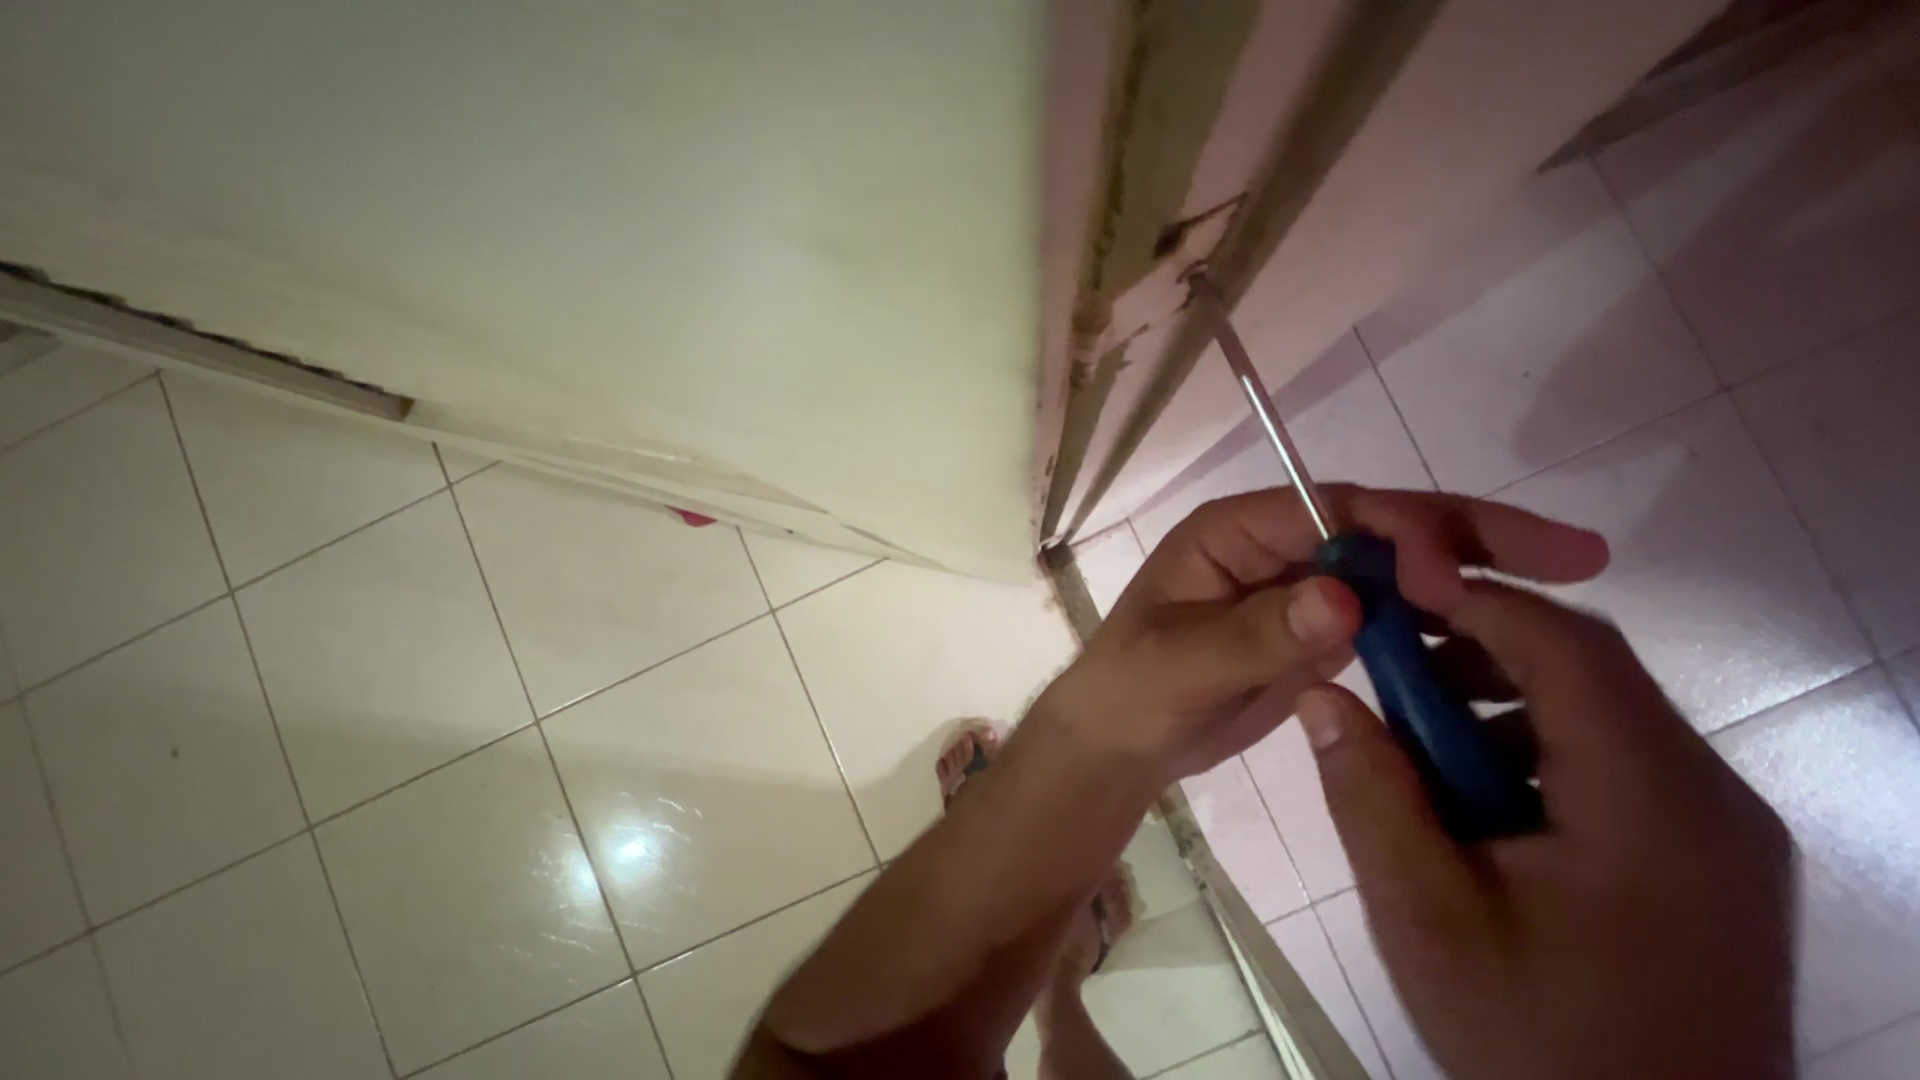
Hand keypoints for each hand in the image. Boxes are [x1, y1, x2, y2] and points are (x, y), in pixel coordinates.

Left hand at [1033, 485, 1609, 783]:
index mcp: (1238, 530)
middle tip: (1579, 554)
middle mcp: (1279, 545)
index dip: (1404, 532)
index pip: (1336, 510)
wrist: (1125, 738)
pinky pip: (1393, 617)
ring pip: (1400, 570)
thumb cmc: (1133, 689)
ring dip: (1474, 577)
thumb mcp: (1181, 663)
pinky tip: (1503, 641)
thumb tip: (1344, 597)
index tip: (1456, 580)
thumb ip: (1256, 633)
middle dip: (1471, 535)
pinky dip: (1444, 625)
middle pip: (1384, 526)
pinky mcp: (1321, 630)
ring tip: (1570, 590)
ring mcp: (1306, 587)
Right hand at [1298, 582, 1794, 1079]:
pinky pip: (1613, 759)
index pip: (1566, 648)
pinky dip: (1530, 742)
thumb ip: (1369, 793)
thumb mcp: (1424, 914)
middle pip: (1588, 668)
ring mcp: (1716, 826)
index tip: (1387, 585)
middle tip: (1381, 651)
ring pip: (1599, 709)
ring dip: (1499, 693)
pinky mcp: (1704, 855)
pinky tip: (1469, 788)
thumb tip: (1320, 694)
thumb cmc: (1533, 1035)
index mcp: (1650, 801)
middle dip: (1477, 644)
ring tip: (1411, 725)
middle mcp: (1707, 794)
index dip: (1473, 598)